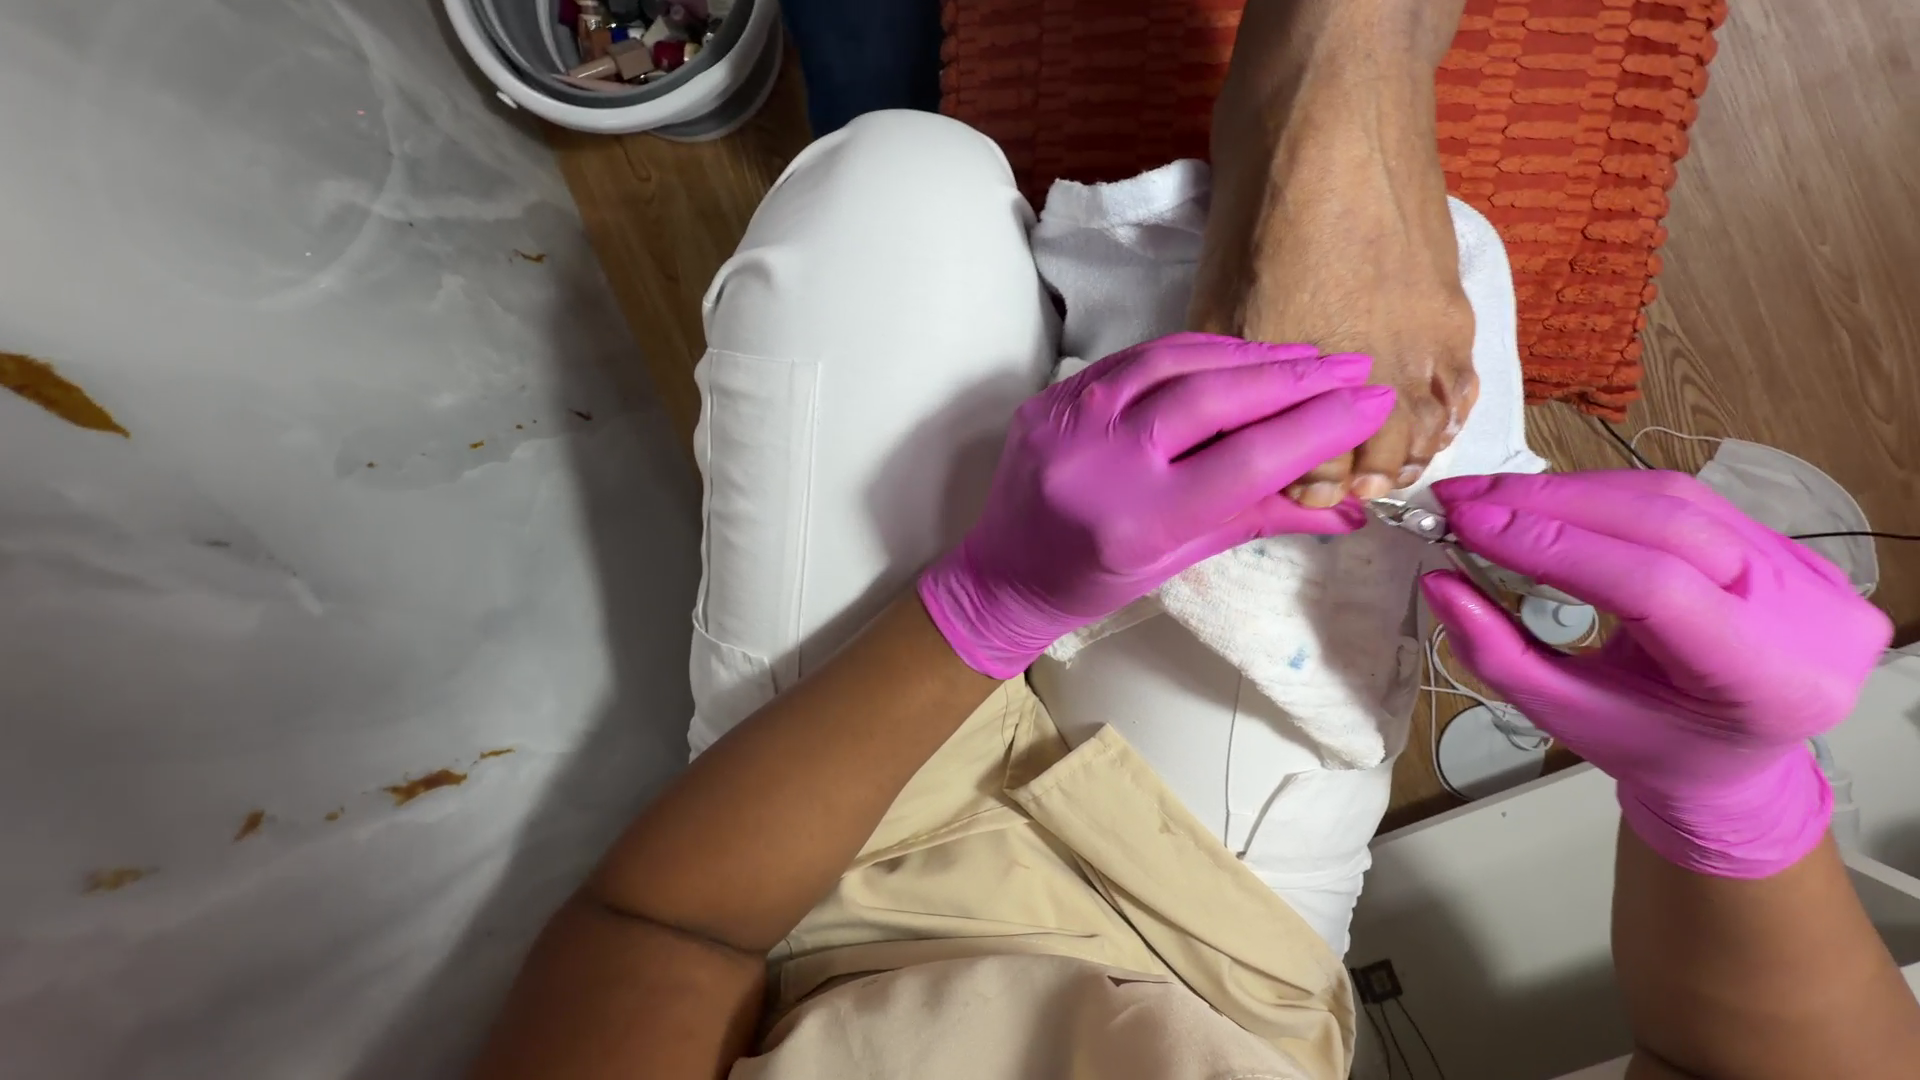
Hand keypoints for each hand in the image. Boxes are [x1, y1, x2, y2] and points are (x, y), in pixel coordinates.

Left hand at [919, 333, 1395, 677]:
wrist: (1002, 572)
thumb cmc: (1092, 583)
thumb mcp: (1175, 562)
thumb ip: (1257, 520)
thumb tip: (1348, 504)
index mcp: (1135, 520)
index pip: (1247, 460)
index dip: (1319, 428)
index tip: (1373, 402)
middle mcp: (1099, 460)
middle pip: (1213, 398)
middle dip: (1293, 379)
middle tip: (1353, 367)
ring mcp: (1067, 420)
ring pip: (1173, 361)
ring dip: (1248, 355)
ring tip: (1307, 356)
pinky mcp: (1050, 398)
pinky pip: (1133, 360)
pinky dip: (1191, 353)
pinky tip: (1235, 355)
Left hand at [1193, 1, 1474, 505]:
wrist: (1333, 114)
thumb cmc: (1256, 211)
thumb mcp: (1213, 308)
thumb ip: (1230, 378)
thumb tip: (1230, 425)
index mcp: (1311, 384)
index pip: (1312, 470)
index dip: (1297, 491)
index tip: (1283, 494)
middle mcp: (1380, 374)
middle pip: (1375, 461)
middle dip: (1346, 483)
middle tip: (1324, 487)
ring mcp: (1428, 341)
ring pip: (1422, 432)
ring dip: (1396, 458)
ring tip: (1372, 469)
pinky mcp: (1456, 307)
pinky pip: (1460, 387)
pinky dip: (1442, 418)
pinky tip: (1426, 429)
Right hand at [1422, 471, 1892, 877]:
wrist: (1729, 756)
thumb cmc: (1645, 746)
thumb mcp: (1560, 713)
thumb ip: (1494, 650)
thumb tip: (1436, 580)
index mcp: (1766, 680)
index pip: (1651, 585)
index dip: (1548, 545)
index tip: (1464, 523)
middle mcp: (1808, 614)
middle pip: (1666, 523)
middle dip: (1547, 502)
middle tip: (1459, 497)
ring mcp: (1811, 571)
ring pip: (1672, 498)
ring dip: (1566, 489)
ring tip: (1487, 494)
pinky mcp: (1787, 546)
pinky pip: (1681, 500)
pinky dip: (1596, 494)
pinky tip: (1542, 500)